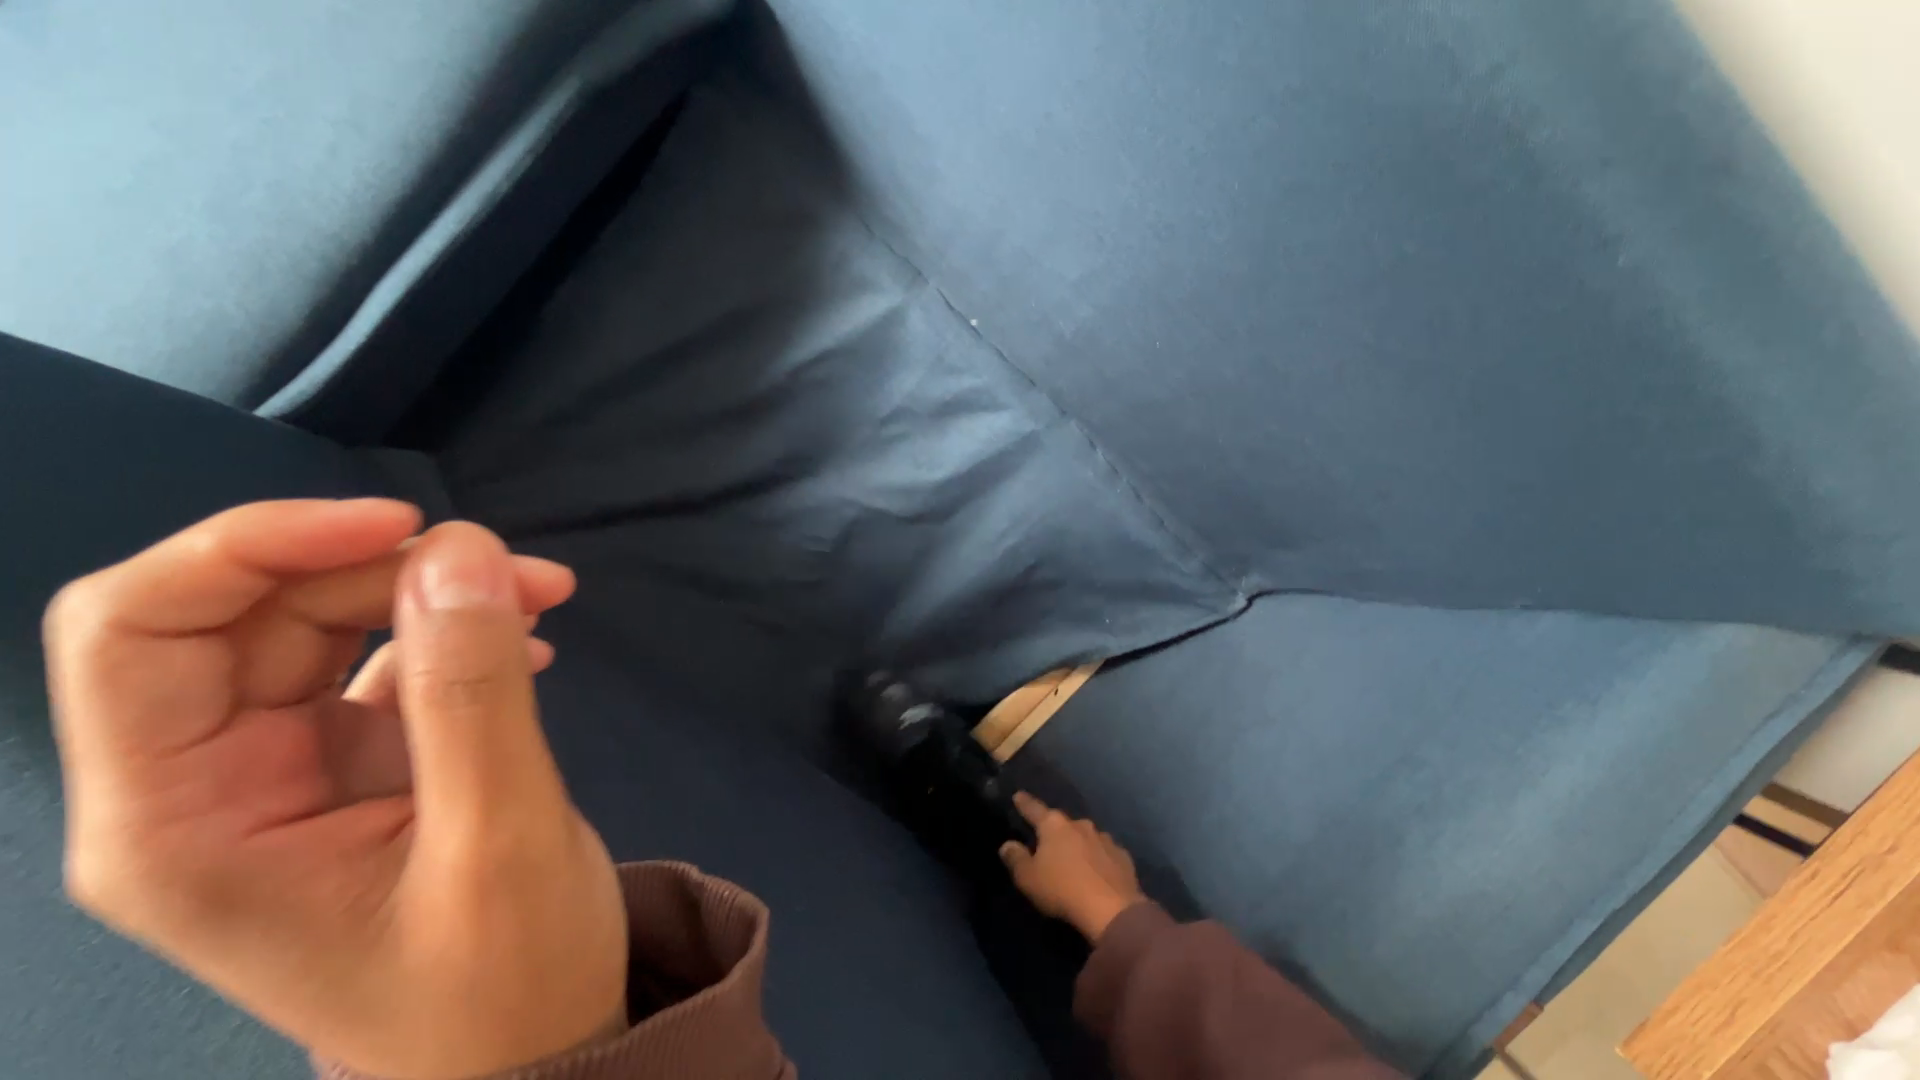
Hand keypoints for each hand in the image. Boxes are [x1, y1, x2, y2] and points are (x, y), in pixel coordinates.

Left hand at [45, 500, 627, 1079]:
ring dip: (430, 591)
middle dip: (378, 569)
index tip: (399, 525)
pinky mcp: (349, 766)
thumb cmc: (502, 978)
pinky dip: (452, 633)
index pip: (138, 631)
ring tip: (542, 592)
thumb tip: (461, 548)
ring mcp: (278, 773)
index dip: (252, 548)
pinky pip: (377, 662)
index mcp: (178, 823)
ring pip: (316, 626)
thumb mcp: (498, 837)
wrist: (534, 1054)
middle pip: (245, 615)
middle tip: (509, 571)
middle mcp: (202, 787)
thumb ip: (471, 690)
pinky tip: (527, 639)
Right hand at [999, 793, 1147, 941]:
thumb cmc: (1062, 890)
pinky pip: (1105, 854)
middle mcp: (1080, 825)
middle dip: (1055, 831)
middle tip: (1047, 844)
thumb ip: (1016, 859)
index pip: (1034, 809)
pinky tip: (1098, 874)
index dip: (1024, 803)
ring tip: (1075, 862)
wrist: (1112, 909)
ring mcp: (1105, 839)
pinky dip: (1098, 860)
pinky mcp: (1123, 856)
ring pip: (1086, 837)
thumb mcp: (1028, 878)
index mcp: (1054, 825)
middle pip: (1062, 824)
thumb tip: (1008, 845)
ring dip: (1078, 845)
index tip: (1018, 795)